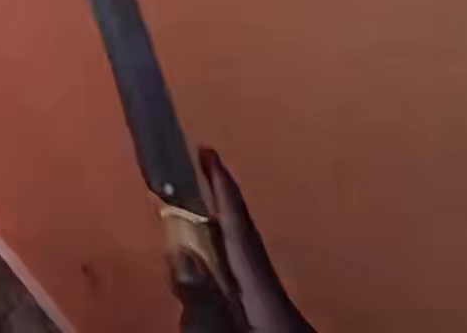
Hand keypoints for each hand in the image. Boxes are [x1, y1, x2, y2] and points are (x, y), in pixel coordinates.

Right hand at [177, 149, 315, 332]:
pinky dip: (227, 287)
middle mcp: (279, 308)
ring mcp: (282, 324)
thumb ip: (208, 305)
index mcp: (269, 303)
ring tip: (189, 240)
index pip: (242, 235)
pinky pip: (247, 303)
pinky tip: (213, 291)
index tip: (208, 150)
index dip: (223, 191)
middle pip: (243, 253)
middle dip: (217, 218)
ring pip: (244, 281)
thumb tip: (184, 256)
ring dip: (217, 258)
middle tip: (192, 183)